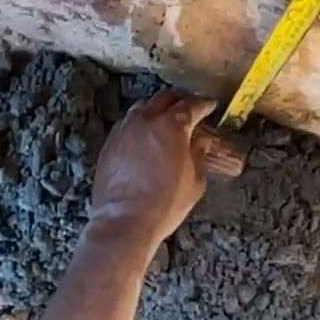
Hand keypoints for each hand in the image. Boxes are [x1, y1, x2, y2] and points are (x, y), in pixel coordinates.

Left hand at [88, 90, 217, 245]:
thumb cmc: (164, 204)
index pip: (192, 105)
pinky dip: (138, 125)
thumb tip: (199, 143)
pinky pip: (126, 124)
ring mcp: (124, 129)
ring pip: (142, 108)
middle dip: (179, 101)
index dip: (204, 104)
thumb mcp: (195, 182)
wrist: (125, 220)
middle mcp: (146, 120)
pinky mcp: (109, 143)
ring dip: (156, 110)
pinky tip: (143, 137)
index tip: (209, 105)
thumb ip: (199, 156)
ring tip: (164, 121)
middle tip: (188, 109)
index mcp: (173, 126)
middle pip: (165, 98)